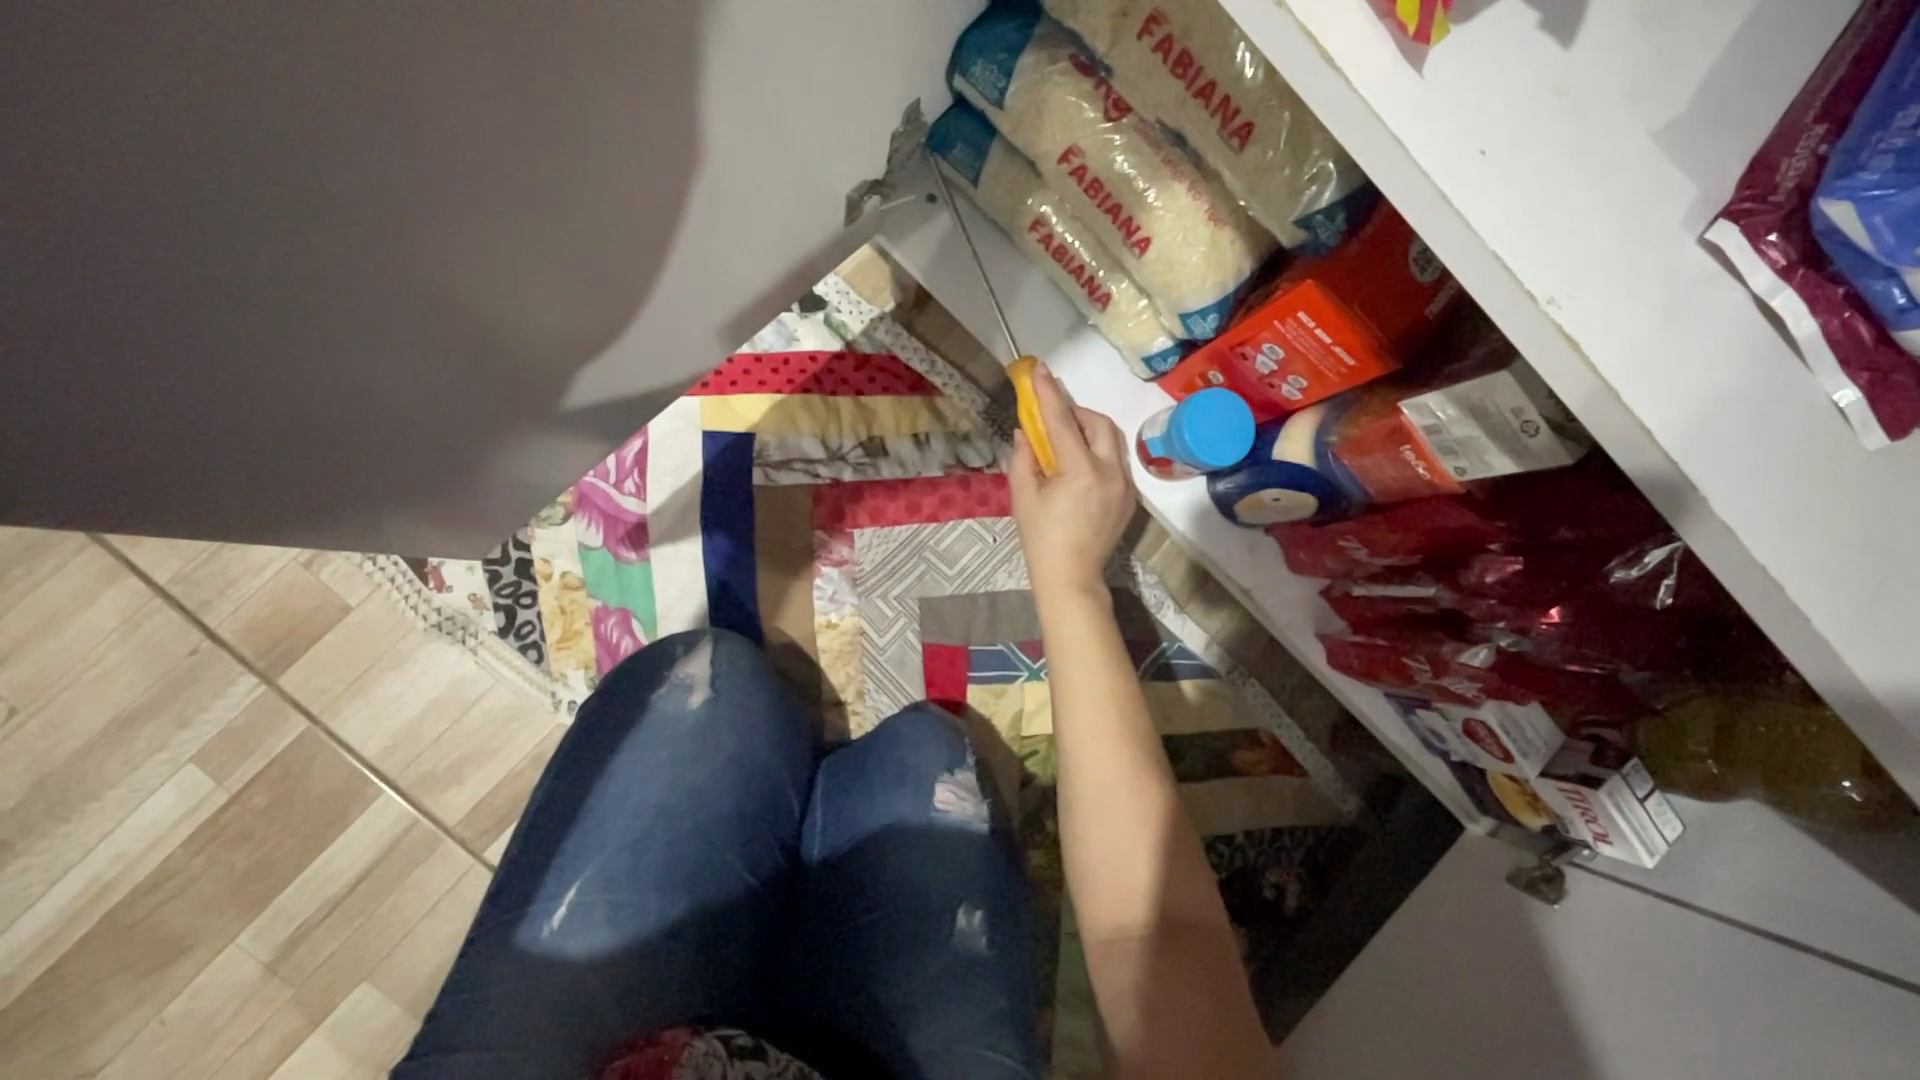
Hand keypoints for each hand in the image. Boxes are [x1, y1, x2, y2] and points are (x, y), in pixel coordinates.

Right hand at [1008, 363, 1135, 601]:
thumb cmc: (1041, 540)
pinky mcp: (1129, 498)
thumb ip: (1023, 459)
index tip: (1039, 370)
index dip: (1048, 393)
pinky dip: (1097, 452)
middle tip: (1053, 416)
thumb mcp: (1024, 497)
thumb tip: (1026, 433)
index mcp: (1080, 471)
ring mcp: (1124, 485)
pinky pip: (1116, 461)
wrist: (1071, 577)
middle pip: (1099, 423)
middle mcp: (1109, 472)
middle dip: (1076, 412)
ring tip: (1066, 440)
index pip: (1063, 422)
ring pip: (1112, 440)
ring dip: (1089, 430)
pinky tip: (1079, 466)